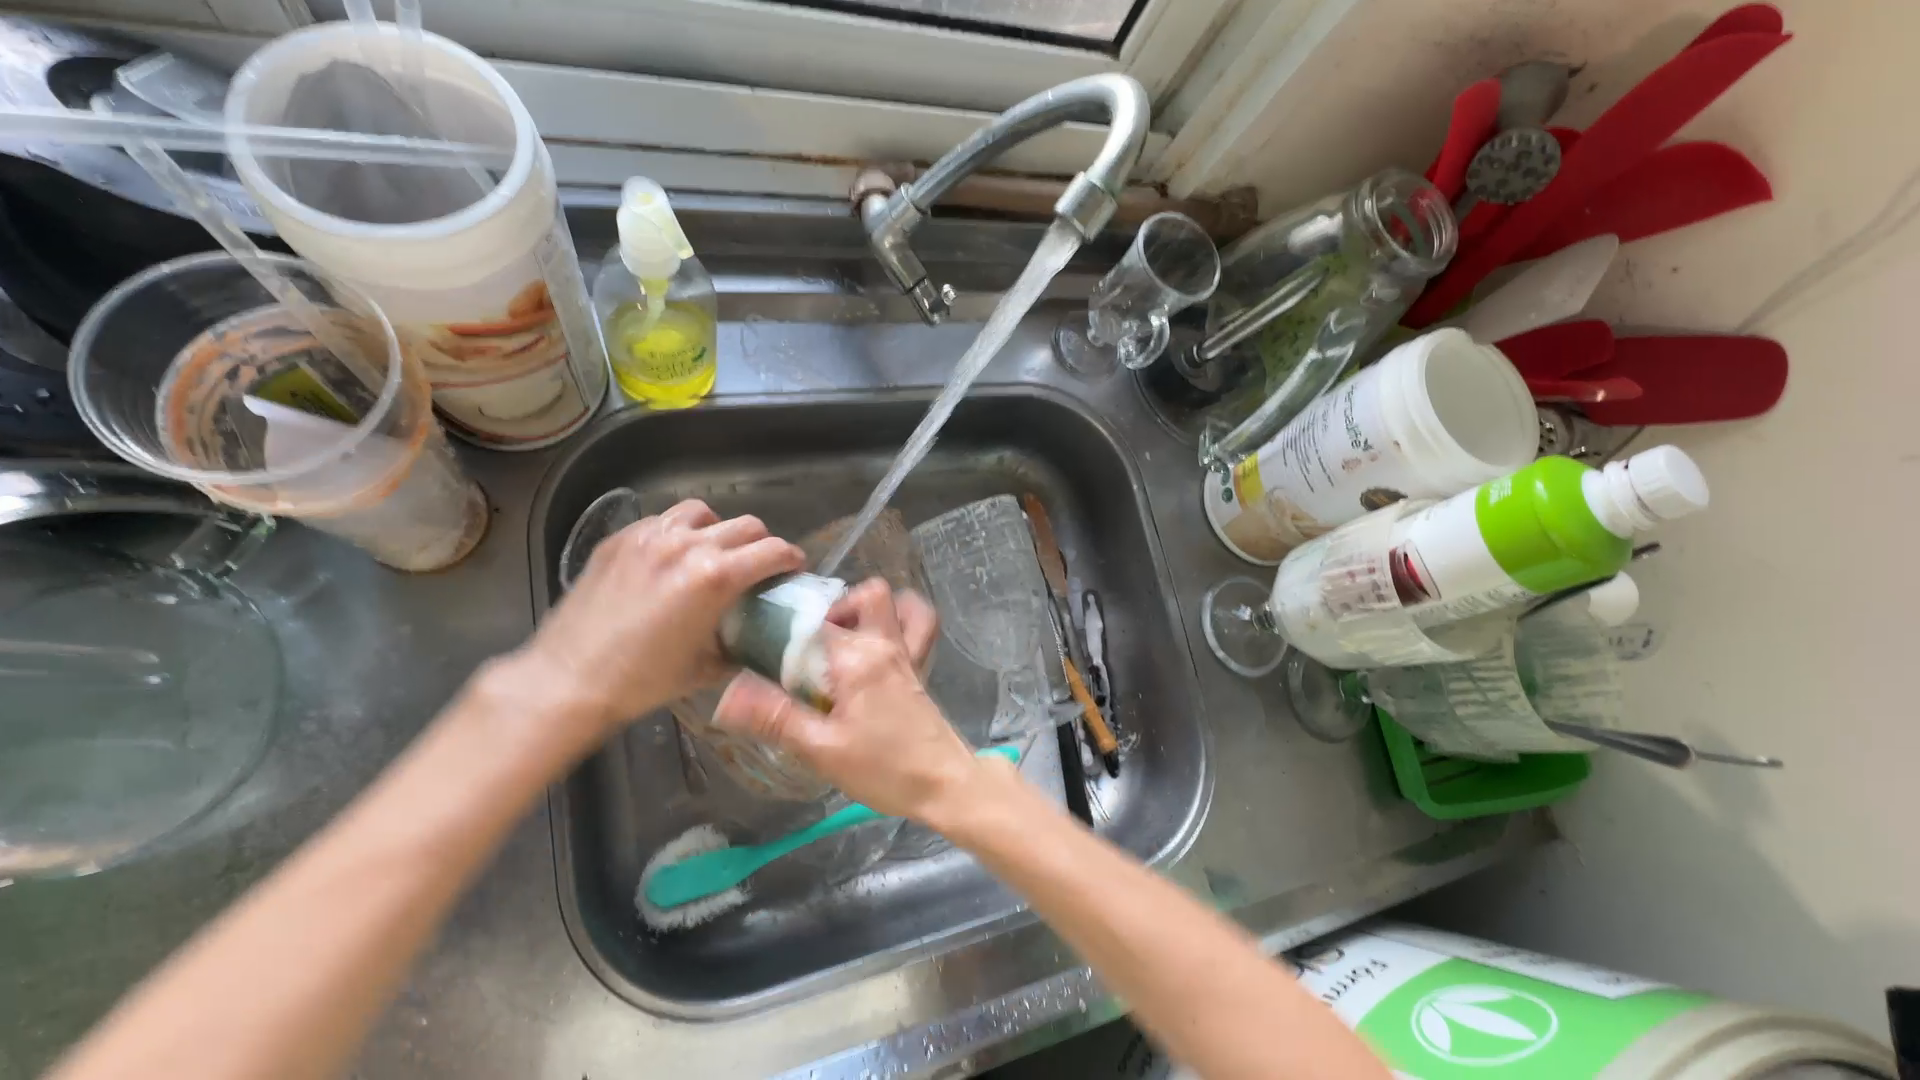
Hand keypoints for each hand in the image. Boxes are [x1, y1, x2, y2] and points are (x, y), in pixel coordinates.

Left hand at [519, 499, 803, 739]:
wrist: (568, 680)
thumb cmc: (643, 682)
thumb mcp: (706, 668)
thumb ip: (741, 643)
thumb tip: (758, 637)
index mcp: (716, 577)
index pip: (773, 550)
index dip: (791, 559)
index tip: (793, 570)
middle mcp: (686, 545)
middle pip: (746, 525)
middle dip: (762, 544)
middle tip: (759, 567)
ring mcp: (649, 537)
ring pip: (702, 513)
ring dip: (719, 530)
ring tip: (713, 553)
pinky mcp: (620, 540)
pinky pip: (662, 521)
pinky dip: (678, 533)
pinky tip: (671, 559)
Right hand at [711, 578, 996, 822]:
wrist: (947, 786)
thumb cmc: (884, 769)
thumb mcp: (821, 749)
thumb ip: (775, 718)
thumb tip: (726, 695)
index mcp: (858, 658)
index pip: (813, 624)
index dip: (785, 632)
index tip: (765, 652)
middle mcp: (886, 644)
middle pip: (865, 596)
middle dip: (834, 609)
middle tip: (811, 643)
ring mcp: (909, 654)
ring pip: (898, 603)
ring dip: (871, 609)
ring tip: (844, 636)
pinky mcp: (921, 669)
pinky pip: (917, 627)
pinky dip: (900, 621)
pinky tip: (877, 644)